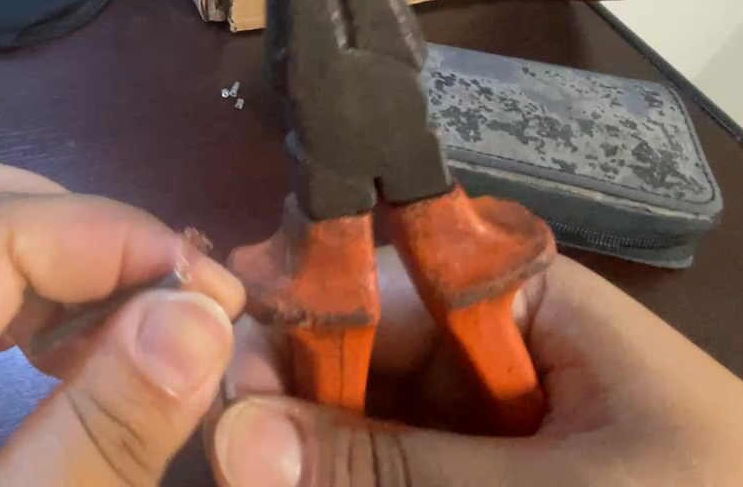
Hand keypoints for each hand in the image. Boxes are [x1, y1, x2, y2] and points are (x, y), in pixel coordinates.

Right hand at [209, 249, 742, 485]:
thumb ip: (388, 469)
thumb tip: (231, 434)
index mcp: (518, 294)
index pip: (377, 276)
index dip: (294, 316)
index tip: (224, 367)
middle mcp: (492, 344)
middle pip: (363, 353)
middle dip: (297, 402)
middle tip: (229, 452)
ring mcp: (491, 419)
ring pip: (375, 419)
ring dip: (320, 453)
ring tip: (259, 472)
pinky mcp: (493, 471)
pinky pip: (408, 465)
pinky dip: (361, 478)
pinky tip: (315, 481)